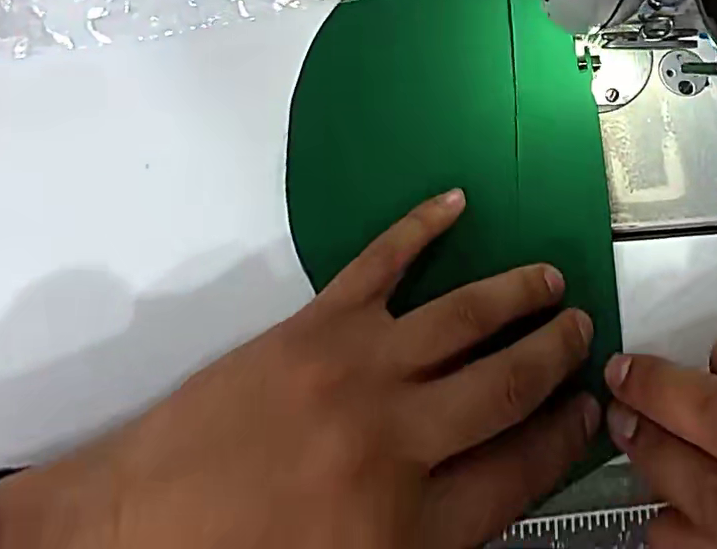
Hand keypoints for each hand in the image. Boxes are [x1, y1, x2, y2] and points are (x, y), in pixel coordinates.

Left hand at [0, 189, 599, 548]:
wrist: (125, 541)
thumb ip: (433, 540)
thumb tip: (502, 484)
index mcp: (407, 526)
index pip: (521, 469)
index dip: (566, 436)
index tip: (591, 409)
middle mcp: (398, 438)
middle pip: (508, 384)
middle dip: (556, 354)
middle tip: (583, 331)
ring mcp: (360, 367)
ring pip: (465, 316)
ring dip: (517, 292)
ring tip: (550, 280)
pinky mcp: (319, 321)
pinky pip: (385, 259)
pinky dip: (423, 225)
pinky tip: (456, 202)